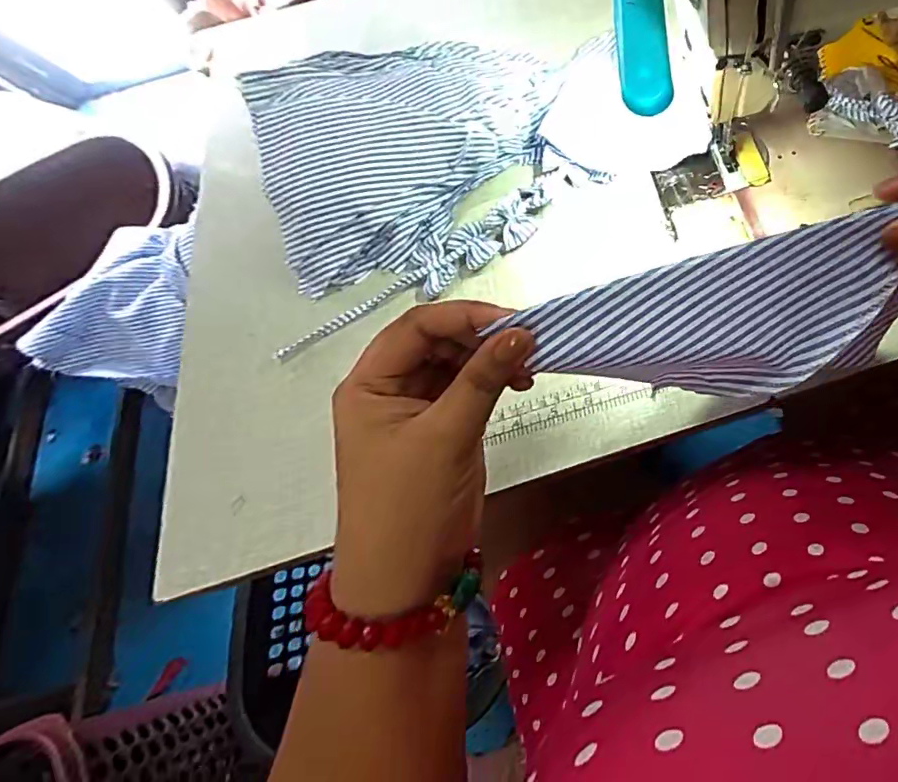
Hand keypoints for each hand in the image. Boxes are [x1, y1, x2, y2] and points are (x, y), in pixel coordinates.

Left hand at [328, 301, 534, 616]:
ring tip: (528, 368)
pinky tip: (519, 383)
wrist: (406, 581)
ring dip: (492, 358)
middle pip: (438, 340)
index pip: (416, 327)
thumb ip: (483, 378)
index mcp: (369, 384)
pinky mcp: (443, 425)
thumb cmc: (409, 506)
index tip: (513, 321)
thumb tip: (521, 331)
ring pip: (458, 361)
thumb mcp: (447, 435)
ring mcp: (417, 407)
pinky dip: (495, 379)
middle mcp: (389, 389)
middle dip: (482, 336)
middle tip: (527, 343)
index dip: (464, 316)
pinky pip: (470, 385)